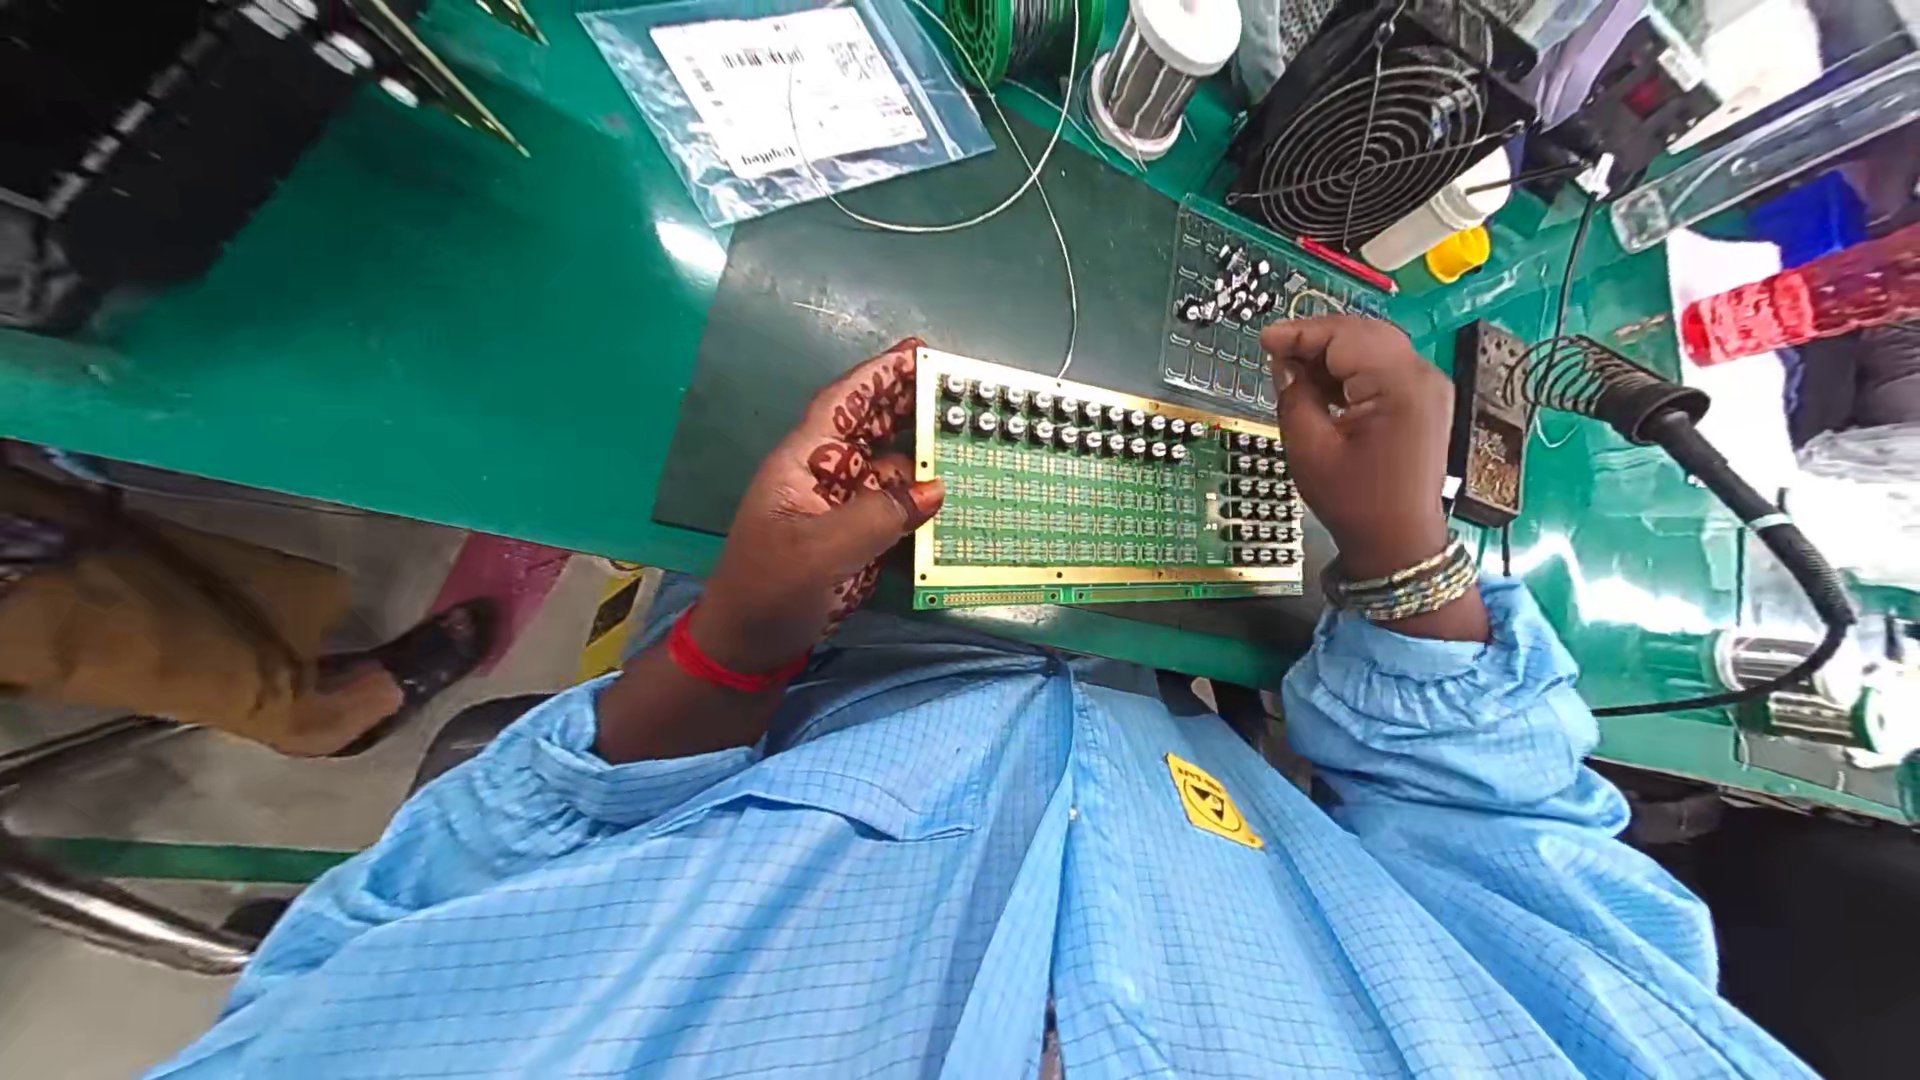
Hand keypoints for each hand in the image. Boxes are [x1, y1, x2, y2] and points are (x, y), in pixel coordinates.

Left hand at [692, 339, 944, 672]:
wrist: (751, 646)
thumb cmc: (769, 591)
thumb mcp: (819, 552)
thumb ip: (878, 516)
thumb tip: (936, 488)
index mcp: (803, 463)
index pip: (843, 405)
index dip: (878, 375)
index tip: (918, 351)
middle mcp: (826, 477)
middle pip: (872, 429)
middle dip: (909, 405)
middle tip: (957, 390)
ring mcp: (844, 509)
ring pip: (890, 469)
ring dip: (924, 457)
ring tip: (967, 443)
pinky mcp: (858, 539)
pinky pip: (897, 510)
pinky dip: (923, 503)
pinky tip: (953, 499)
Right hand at [1263, 316, 1452, 579]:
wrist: (1396, 537)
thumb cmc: (1352, 499)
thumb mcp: (1309, 449)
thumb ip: (1294, 398)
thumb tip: (1284, 364)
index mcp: (1398, 386)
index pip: (1346, 336)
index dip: (1301, 333)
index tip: (1264, 339)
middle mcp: (1421, 376)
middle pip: (1364, 333)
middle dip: (1316, 337)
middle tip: (1274, 350)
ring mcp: (1426, 387)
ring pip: (1372, 347)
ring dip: (1330, 351)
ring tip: (1290, 366)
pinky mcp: (1421, 400)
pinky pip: (1380, 368)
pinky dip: (1347, 368)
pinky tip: (1317, 381)